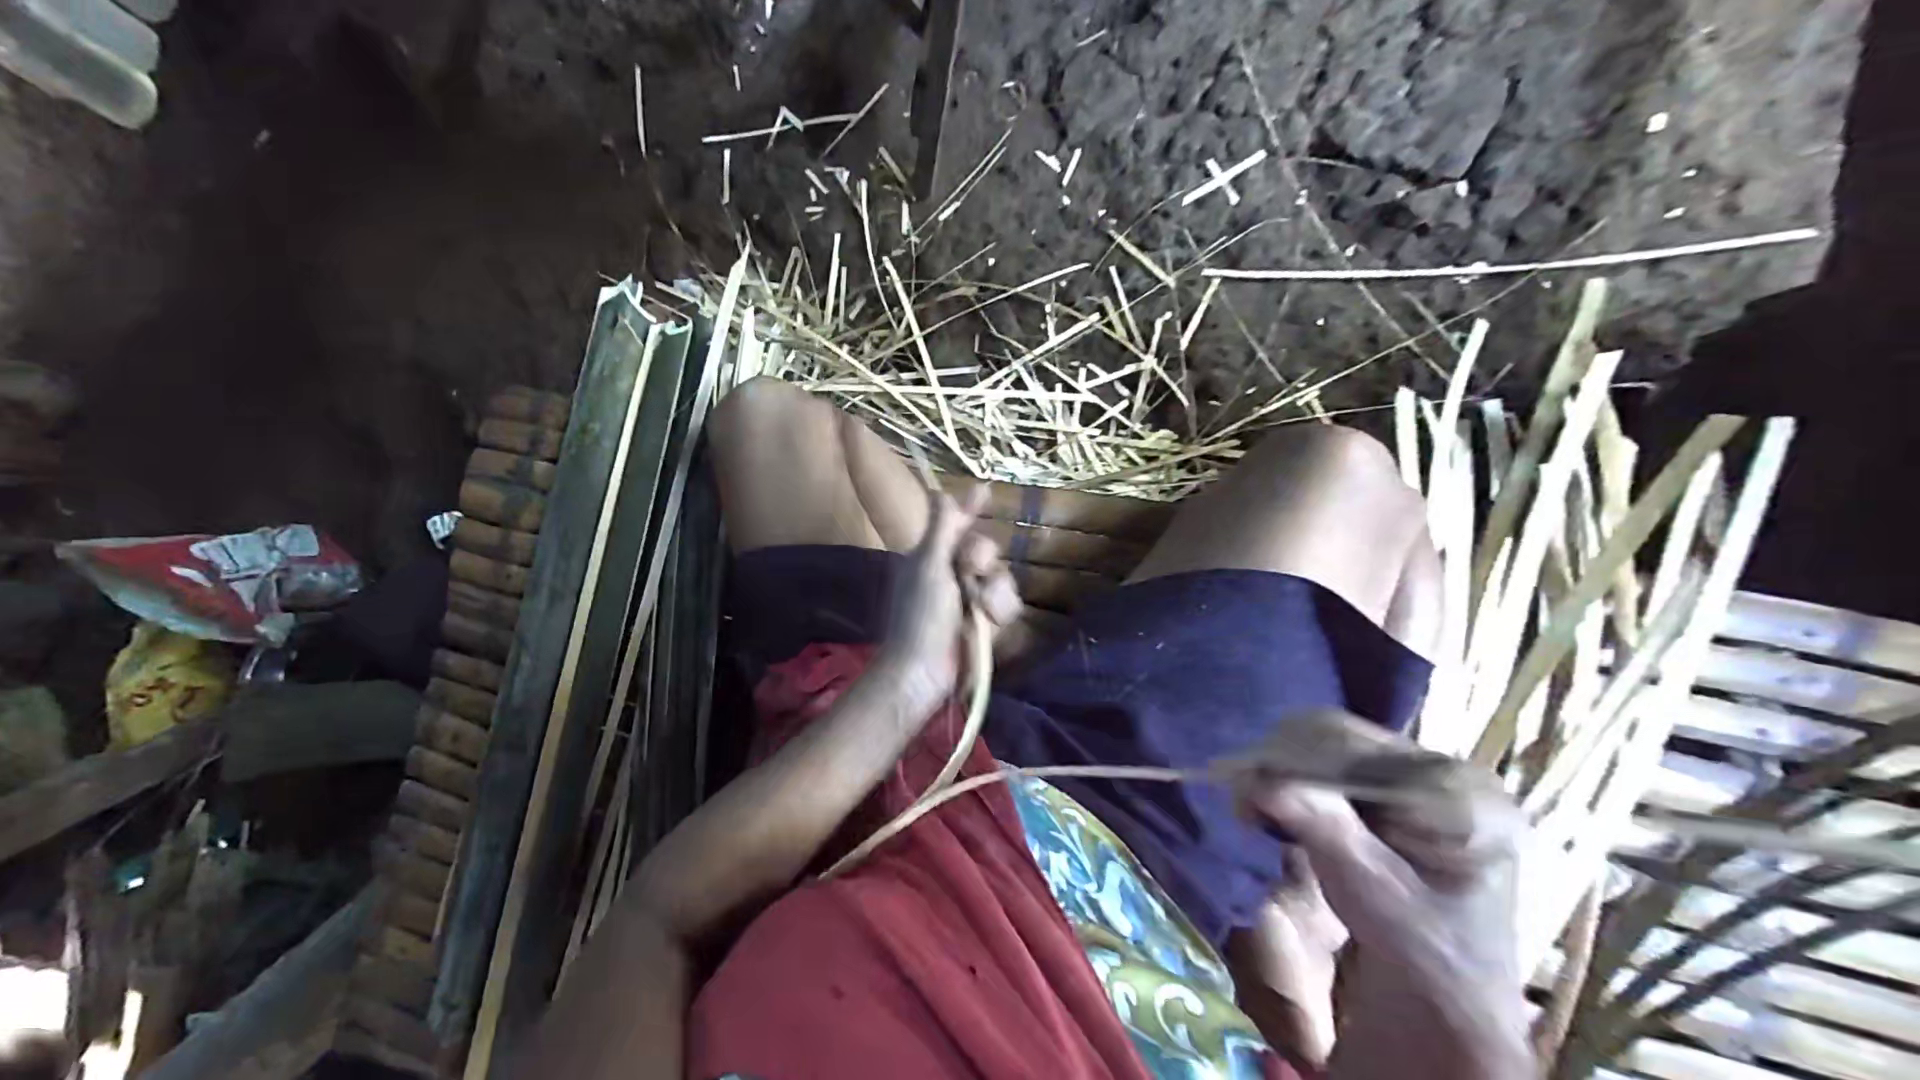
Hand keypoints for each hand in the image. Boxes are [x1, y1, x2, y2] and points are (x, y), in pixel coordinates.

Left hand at [878, 484, 1021, 709]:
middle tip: (973, 568)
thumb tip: (939, 491)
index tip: (984, 491)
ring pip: (1001, 577)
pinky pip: (1007, 604)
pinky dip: (1001, 612)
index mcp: (931, 557)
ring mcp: (969, 599)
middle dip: (983, 558)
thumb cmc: (920, 617)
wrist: (924, 673)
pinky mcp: (985, 623)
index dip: (970, 508)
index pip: (955, 524)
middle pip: (985, 549)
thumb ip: (940, 530)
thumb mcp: (928, 567)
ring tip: (981, 607)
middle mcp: (951, 574)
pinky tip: (992, 622)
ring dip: (995, 591)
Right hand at [1232, 710, 1532, 1079]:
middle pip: (1338, 735)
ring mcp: (1417, 769)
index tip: (1242, 789)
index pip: (1358, 748)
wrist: (1443, 986)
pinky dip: (1292, 777)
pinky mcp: (1390, 778)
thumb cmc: (1423, 953)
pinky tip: (1277, 807)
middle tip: (1242, 802)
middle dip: (1281, 762)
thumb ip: (1324, 830)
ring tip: (1254, 809)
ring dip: (1280, 769)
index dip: (1293, 760)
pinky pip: (1326, 757)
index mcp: (1462, 793)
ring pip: (1324, 741)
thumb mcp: (1375, 895)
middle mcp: (1442, 766)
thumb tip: (1257, 779)